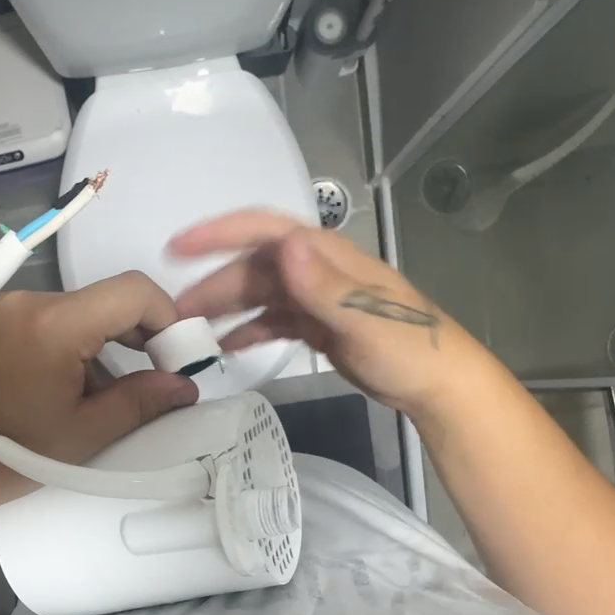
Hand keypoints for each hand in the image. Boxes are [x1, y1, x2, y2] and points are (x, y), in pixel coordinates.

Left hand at [0, 271, 200, 531]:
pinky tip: (66, 390)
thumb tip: (184, 386)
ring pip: (78, 313)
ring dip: (103, 347)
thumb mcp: (86, 434)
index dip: (169, 318)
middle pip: (105, 301)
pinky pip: (48, 322)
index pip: (134, 291)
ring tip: (101, 398)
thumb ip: (142, 402)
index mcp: (54, 323)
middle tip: (155, 380)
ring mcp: (4, 309)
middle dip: (138, 338)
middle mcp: (28, 301)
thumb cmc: (8, 454)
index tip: (179, 357)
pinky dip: (72, 347)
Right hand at [168, 210, 494, 418]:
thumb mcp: (363, 318)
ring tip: (192, 332)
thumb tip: (283, 246)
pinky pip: (273, 322)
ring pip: (260, 295)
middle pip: (254, 268)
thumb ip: (321, 285)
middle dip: (215, 284)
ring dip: (227, 309)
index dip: (219, 234)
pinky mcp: (318, 326)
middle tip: (177, 312)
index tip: (177, 247)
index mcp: (325, 256)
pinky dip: (249, 331)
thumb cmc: (407, 346)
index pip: (264, 231)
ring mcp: (316, 299)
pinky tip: (226, 349)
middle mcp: (315, 270)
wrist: (437, 383)